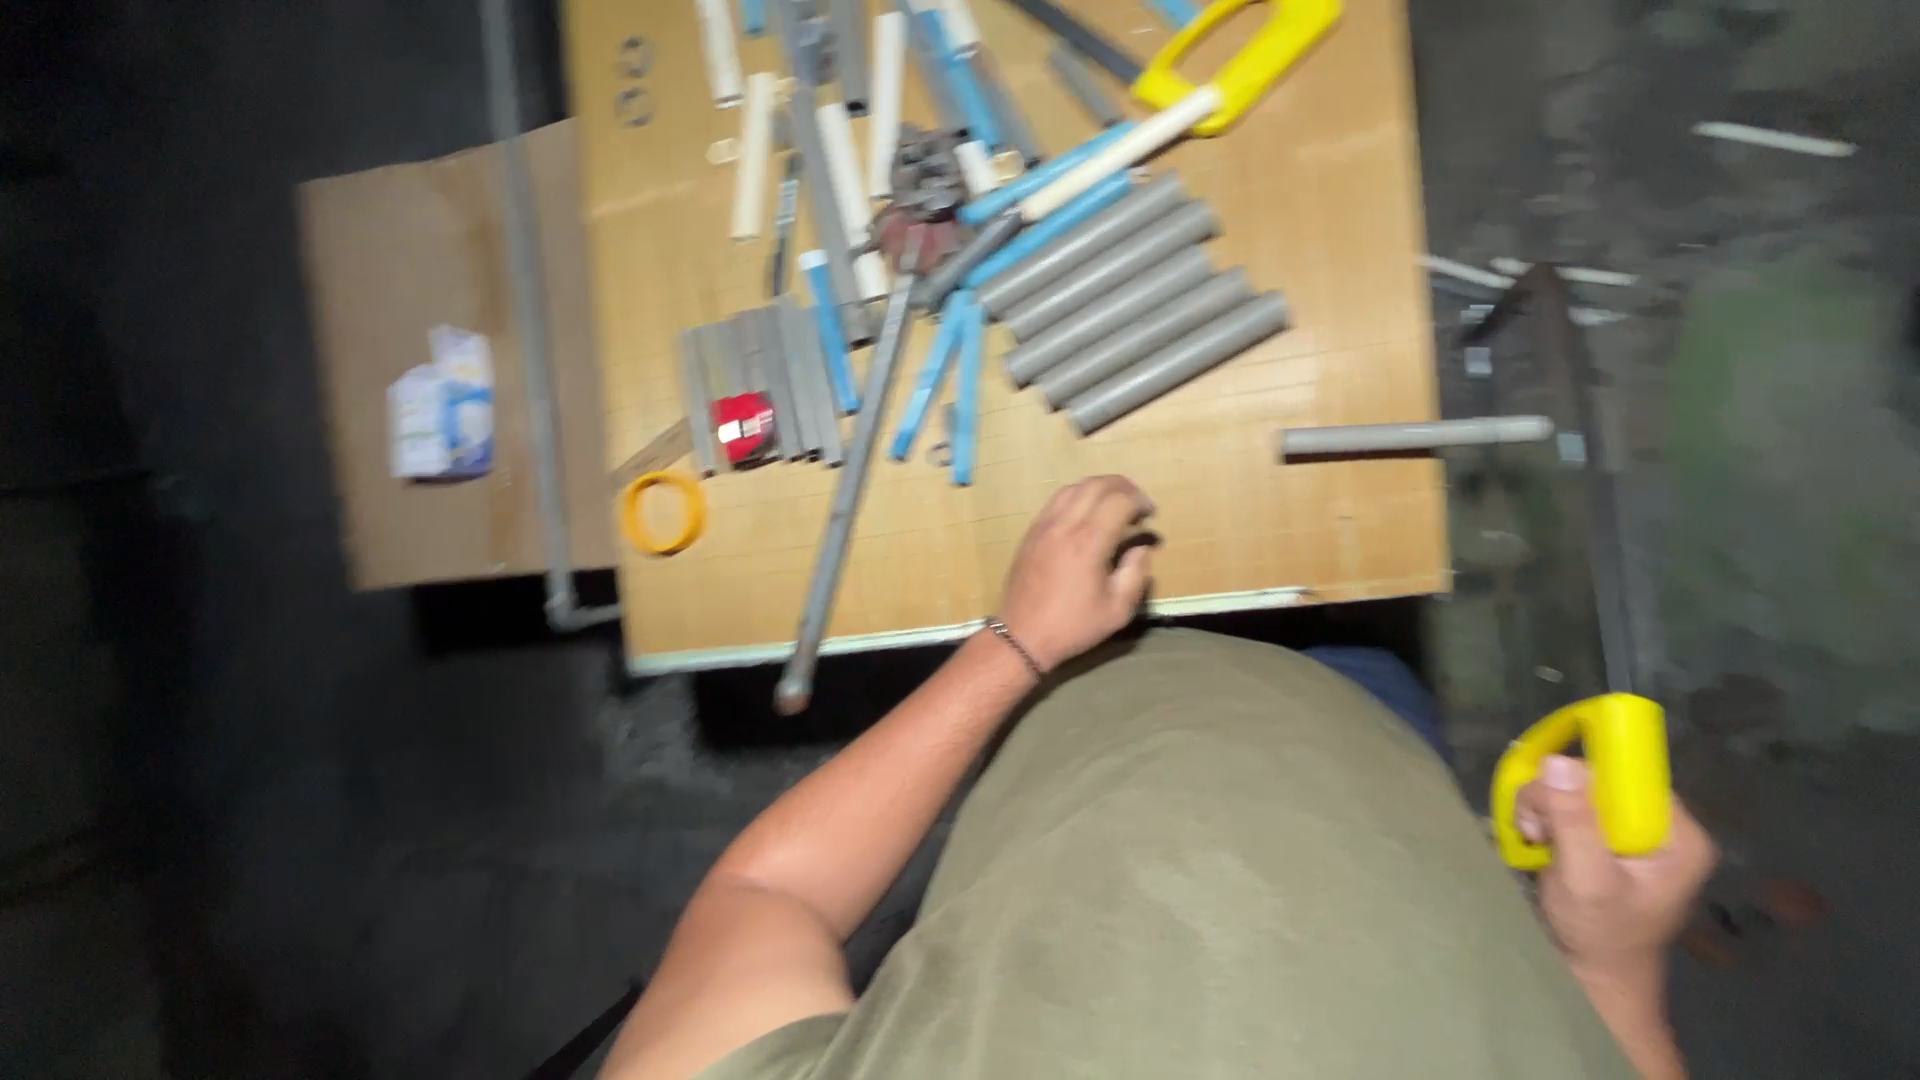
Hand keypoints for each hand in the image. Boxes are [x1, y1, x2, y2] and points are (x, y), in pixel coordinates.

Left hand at [995, 475, 1155, 670]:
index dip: (1140, 501)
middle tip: (1137, 502)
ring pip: (1073, 487)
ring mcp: (1043, 526)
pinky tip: (1086, 514)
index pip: (1119, 501)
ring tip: (1114, 504)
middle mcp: (1064, 525)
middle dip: (1123, 486)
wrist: (1022, 635)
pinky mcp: (1031, 532)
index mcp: (1088, 543)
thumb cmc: (1072, 626)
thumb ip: (1136, 574)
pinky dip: (1077, 497)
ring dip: (1098, 487)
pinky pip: (1056, 501)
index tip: (1150, 515)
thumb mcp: (1118, 610)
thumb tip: (1140, 549)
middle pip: (1096, 484)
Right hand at [1516, 755, 1717, 986]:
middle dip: (1555, 797)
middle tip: (1538, 831)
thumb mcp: (1585, 877)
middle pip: (1598, 778)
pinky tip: (1540, 838)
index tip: (1551, 805)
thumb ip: (1573, 821)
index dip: (1583, 779)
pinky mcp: (1609, 835)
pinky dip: (1545, 815)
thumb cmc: (1600, 931)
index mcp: (1679, 835)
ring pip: (1576, 787)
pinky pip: (1571, 802)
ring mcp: (1635, 831)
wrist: (1594, 971)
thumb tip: (1557, 761)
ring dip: (1543, 806)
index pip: (1628, 775)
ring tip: (1537, 838)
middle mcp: (1662, 826)